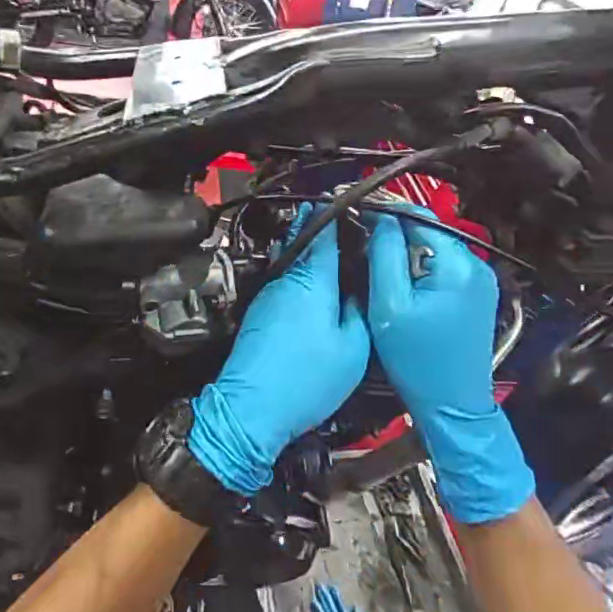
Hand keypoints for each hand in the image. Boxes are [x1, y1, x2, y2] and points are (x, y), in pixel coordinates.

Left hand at [188, 211, 369, 494]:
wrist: (252, 408)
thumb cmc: (303, 383)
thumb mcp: (354, 349)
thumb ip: (360, 313)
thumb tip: (358, 295)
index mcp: (313, 282)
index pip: (323, 234)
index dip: (334, 215)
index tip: (344, 203)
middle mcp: (286, 282)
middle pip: (302, 243)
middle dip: (317, 227)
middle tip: (333, 215)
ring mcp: (268, 297)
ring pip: (291, 263)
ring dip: (306, 252)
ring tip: (325, 246)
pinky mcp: (258, 315)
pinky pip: (283, 284)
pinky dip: (297, 277)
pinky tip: (310, 285)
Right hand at [367, 210, 532, 522]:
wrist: (453, 405)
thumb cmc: (418, 361)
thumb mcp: (390, 306)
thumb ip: (384, 256)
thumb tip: (380, 218)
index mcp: (458, 264)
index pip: (418, 216)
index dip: (384, 213)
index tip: (355, 216)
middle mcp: (476, 266)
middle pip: (427, 233)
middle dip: (394, 237)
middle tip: (362, 250)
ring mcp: (480, 282)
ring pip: (432, 251)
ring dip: (405, 256)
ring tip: (378, 272)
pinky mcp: (475, 297)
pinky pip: (442, 271)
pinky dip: (419, 273)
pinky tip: (401, 291)